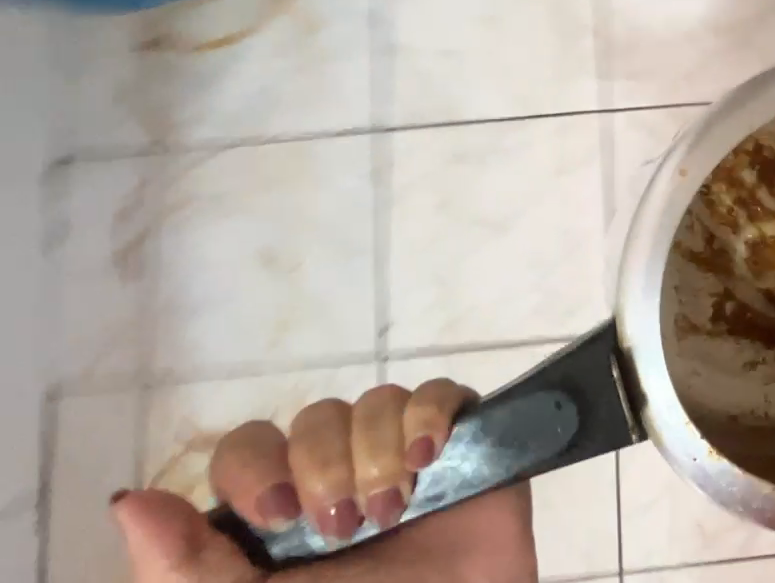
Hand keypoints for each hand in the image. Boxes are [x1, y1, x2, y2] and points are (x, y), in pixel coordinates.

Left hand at [114, 380, 536, 582]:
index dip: (259, 466)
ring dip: (381, 454)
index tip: (280, 516)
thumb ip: (187, 569)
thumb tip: (128, 499)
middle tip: (347, 526)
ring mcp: (403, 450)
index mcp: (283, 510)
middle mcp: (340, 470)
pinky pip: (439, 393)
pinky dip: (430, 417)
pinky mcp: (462, 436)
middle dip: (329, 468)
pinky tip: (432, 456)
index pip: (248, 446)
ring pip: (378, 401)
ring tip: (397, 509)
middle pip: (316, 418)